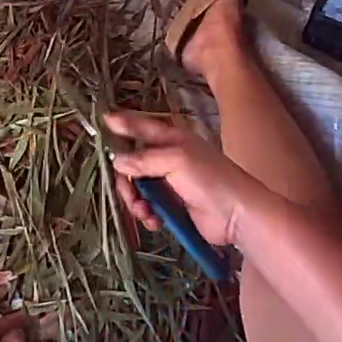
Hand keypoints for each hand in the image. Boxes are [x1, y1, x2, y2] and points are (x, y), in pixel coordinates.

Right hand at [104, 112, 265, 245]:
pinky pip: (149, 207)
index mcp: (173, 140)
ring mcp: (171, 183)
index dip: (125, 124)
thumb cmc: (211, 179)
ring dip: (135, 200)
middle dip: (127, 179)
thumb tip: (117, 161)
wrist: (237, 215)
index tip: (105, 120)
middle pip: (134, 163)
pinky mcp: (173, 206)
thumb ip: (145, 160)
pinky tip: (154, 221)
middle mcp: (170, 159)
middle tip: (129, 193)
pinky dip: (147, 214)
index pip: (144, 128)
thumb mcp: (177, 161)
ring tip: (144, 212)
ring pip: (138, 187)